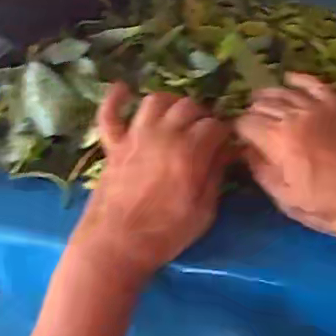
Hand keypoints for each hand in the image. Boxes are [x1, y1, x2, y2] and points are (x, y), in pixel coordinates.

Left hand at [70, 85, 229, 280]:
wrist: (114, 245)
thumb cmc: (164, 235)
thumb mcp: (203, 211)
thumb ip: (215, 175)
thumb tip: (226, 152)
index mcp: (190, 151)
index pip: (216, 126)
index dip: (225, 134)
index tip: (226, 146)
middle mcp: (162, 134)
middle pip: (188, 106)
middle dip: (202, 116)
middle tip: (204, 134)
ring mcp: (134, 137)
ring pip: (155, 101)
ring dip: (170, 103)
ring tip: (177, 117)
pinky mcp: (112, 146)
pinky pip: (109, 114)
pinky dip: (115, 99)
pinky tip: (123, 89)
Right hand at [234, 73, 335, 247]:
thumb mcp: (289, 201)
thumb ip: (262, 173)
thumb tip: (246, 152)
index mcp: (279, 140)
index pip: (243, 123)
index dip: (234, 132)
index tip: (233, 144)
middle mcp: (296, 116)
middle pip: (260, 104)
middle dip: (248, 113)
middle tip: (245, 130)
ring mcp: (319, 108)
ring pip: (282, 91)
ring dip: (266, 97)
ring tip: (258, 106)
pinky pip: (313, 84)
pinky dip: (298, 80)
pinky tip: (288, 80)